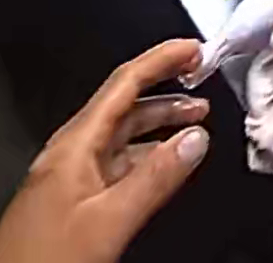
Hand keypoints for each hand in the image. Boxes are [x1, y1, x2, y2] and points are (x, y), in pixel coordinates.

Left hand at [0, 40, 211, 262]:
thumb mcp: (106, 223)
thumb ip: (154, 178)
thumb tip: (194, 139)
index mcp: (75, 144)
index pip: (125, 81)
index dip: (163, 59)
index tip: (193, 48)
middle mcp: (71, 153)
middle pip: (127, 103)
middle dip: (168, 87)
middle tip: (201, 77)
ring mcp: (70, 178)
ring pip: (124, 134)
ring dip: (161, 122)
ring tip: (195, 120)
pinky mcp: (73, 203)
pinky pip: (118, 161)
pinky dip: (148, 152)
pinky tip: (166, 162)